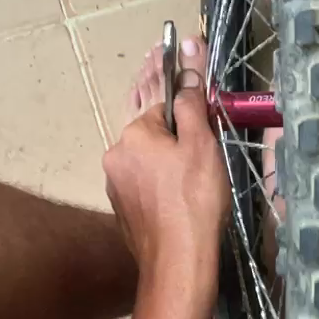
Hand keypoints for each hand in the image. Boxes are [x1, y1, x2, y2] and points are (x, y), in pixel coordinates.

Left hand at [103, 37, 227, 308]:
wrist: (177, 263)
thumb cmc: (194, 199)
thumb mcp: (201, 143)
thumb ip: (193, 101)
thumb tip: (188, 59)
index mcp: (134, 134)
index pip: (161, 102)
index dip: (179, 87)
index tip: (177, 56)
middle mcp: (117, 154)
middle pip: (146, 122)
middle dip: (155, 95)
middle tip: (156, 59)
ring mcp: (117, 184)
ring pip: (144, 152)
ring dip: (158, 139)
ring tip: (170, 118)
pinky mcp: (124, 208)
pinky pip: (142, 176)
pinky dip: (155, 168)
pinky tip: (170, 174)